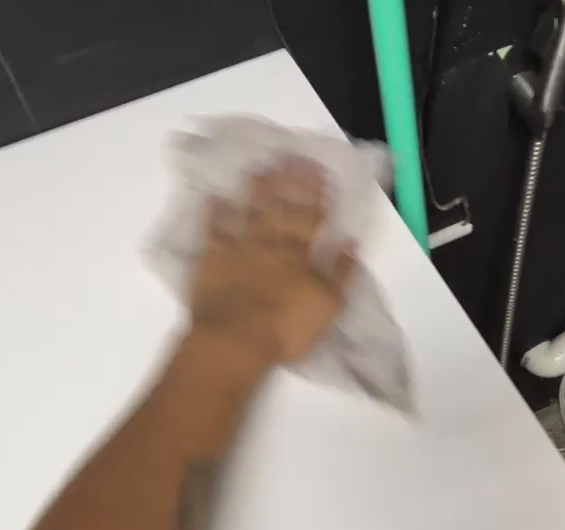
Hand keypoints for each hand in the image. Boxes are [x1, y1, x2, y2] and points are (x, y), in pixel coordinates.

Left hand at [185, 156, 357, 369]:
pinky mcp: (212, 260)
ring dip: (257, 188)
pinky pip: (213, 231)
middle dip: (291, 181)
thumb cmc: (286, 327)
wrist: (235, 339)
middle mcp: (270, 243)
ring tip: (263, 165)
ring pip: (250, 210)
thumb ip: (341, 273)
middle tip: (295, 155)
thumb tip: (351, 243)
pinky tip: (215, 195)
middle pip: (282, 207)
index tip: (321, 170)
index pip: (312, 218)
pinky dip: (214, 213)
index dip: (318, 195)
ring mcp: (239, 248)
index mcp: (300, 254)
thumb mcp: (327, 306)